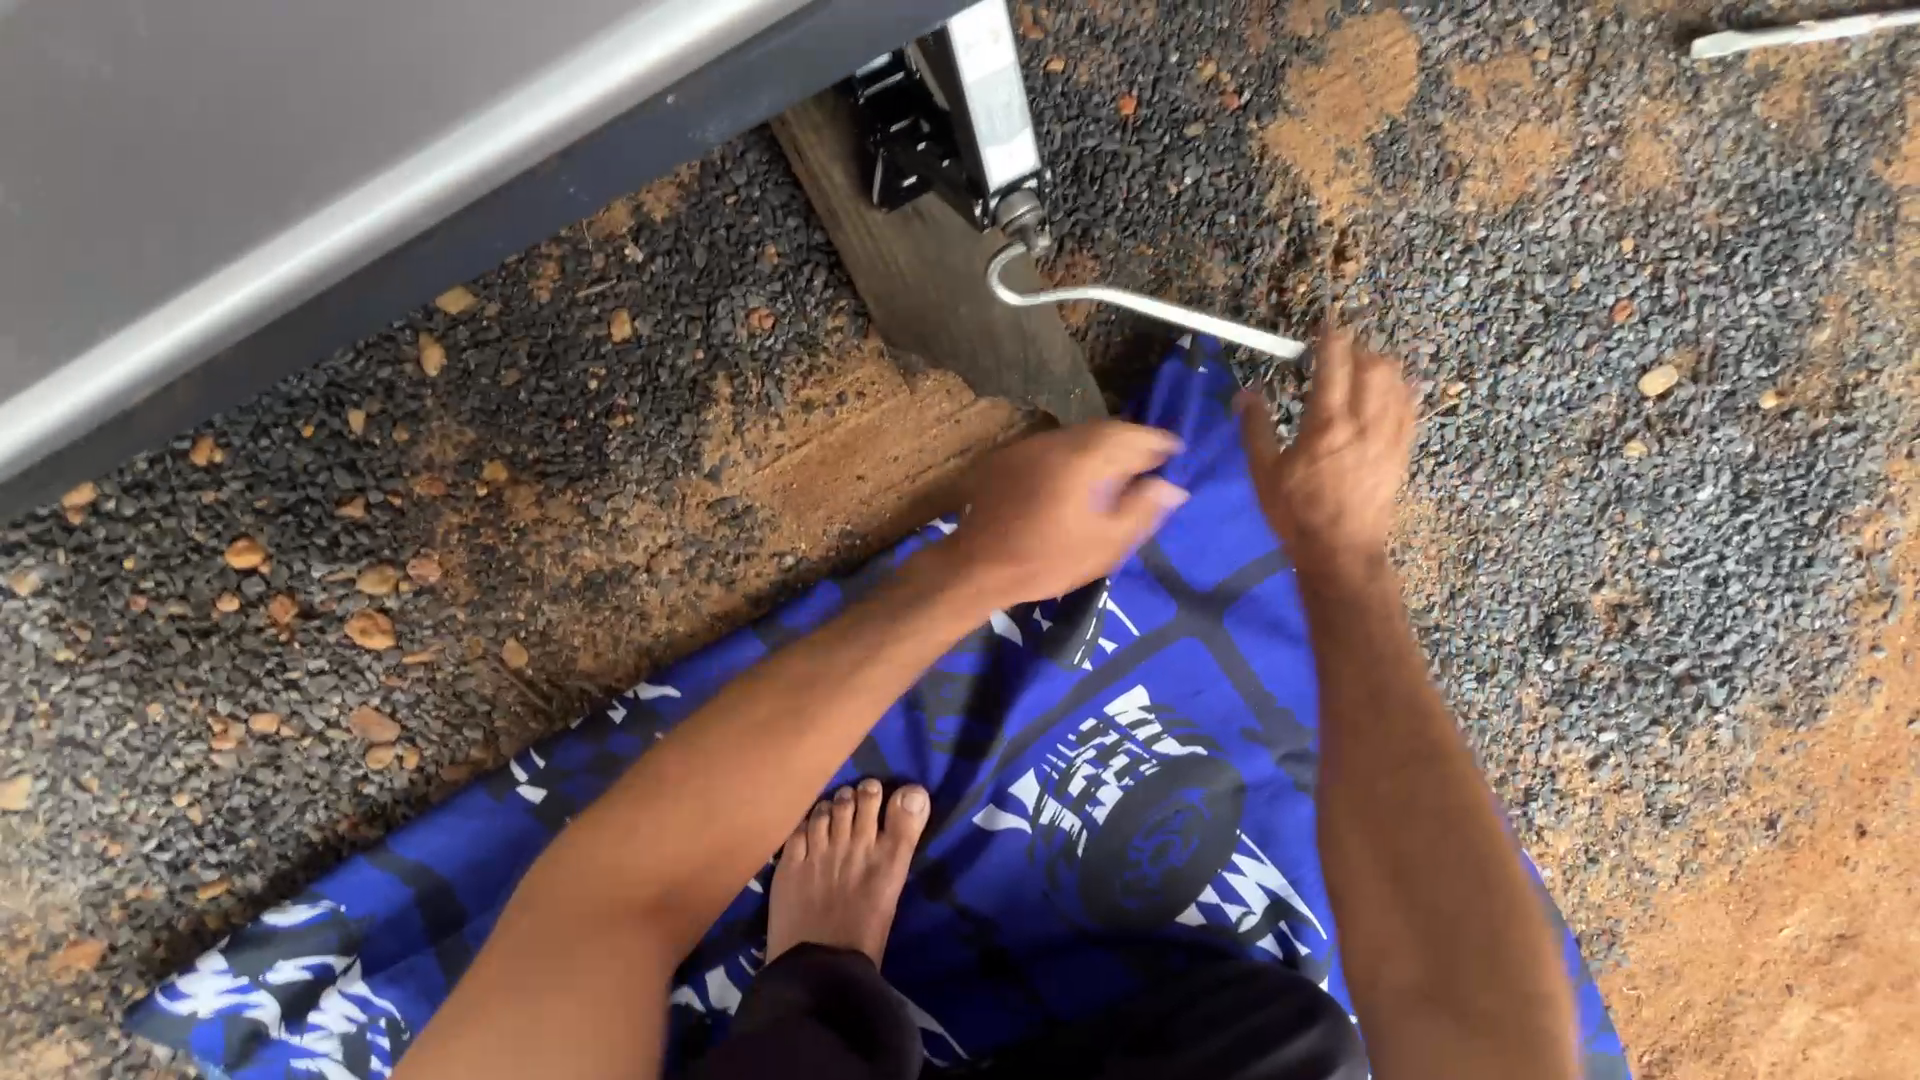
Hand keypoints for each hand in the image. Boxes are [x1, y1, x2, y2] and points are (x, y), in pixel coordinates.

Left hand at [940, 420, 1188, 607]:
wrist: (977, 566)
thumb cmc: (1046, 561)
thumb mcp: (1105, 545)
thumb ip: (1142, 510)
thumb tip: (1171, 487)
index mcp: (1085, 458)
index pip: (1132, 434)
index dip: (1157, 440)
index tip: (1174, 451)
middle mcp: (1057, 441)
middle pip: (1103, 429)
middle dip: (1130, 440)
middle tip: (1148, 458)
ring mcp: (1028, 446)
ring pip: (1075, 436)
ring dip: (1100, 446)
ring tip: (1116, 468)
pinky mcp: (1007, 458)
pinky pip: (1051, 447)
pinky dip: (1072, 454)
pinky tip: (1076, 477)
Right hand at [1237, 327, 1415, 579]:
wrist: (1340, 549)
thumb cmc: (1296, 512)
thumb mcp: (1264, 472)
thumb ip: (1255, 428)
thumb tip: (1245, 394)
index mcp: (1326, 423)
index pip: (1335, 363)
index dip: (1331, 338)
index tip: (1325, 326)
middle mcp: (1364, 421)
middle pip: (1373, 364)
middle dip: (1357, 348)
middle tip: (1339, 349)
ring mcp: (1389, 435)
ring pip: (1396, 380)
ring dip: (1379, 364)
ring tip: (1362, 366)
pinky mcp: (1402, 449)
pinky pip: (1411, 405)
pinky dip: (1401, 387)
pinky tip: (1389, 389)